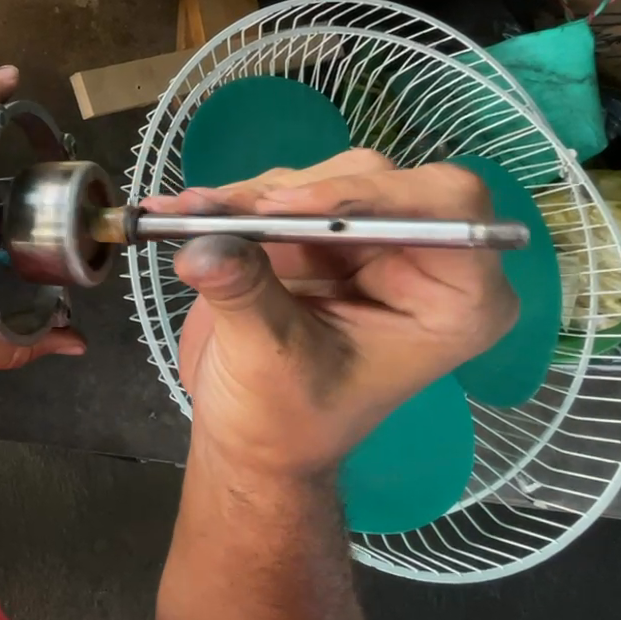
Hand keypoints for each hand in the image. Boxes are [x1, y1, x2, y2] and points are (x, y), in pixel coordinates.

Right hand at [143, 149, 517, 478]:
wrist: (247, 437)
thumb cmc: (284, 419)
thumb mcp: (268, 360)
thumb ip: (245, 294)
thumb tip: (202, 243)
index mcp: (448, 296)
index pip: (445, 207)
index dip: (368, 192)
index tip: (281, 207)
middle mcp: (410, 260)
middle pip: (367, 182)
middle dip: (288, 194)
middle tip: (216, 210)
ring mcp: (350, 249)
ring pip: (307, 184)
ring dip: (242, 197)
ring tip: (183, 213)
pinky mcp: (299, 244)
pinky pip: (264, 201)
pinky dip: (219, 204)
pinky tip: (173, 212)